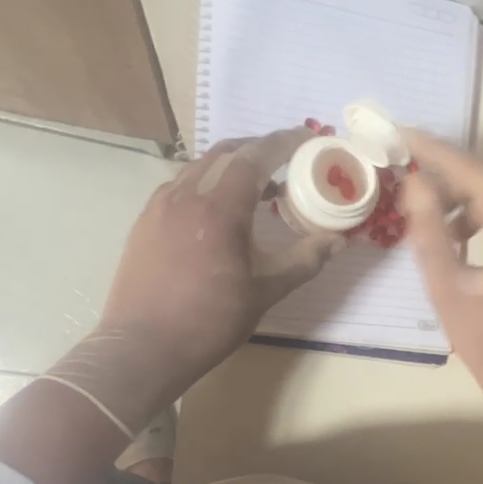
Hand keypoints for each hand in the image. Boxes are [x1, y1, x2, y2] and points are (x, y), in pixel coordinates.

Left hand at [50, 128, 339, 431]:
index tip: (306, 137)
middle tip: (285, 157)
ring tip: (256, 184)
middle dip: (256, 148)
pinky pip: (180, 186)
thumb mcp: (266, 291)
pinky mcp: (145, 222)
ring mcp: (159, 206)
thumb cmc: (210, 320)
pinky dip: (206, 183)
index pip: (254, 158)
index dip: (283, 143)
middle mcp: (185, 195)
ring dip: (230, 165)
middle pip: (224, 153)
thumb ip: (304, 260)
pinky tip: (218, 209)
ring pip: (199, 167)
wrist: (144, 346)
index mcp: (218, 208)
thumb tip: (338, 241)